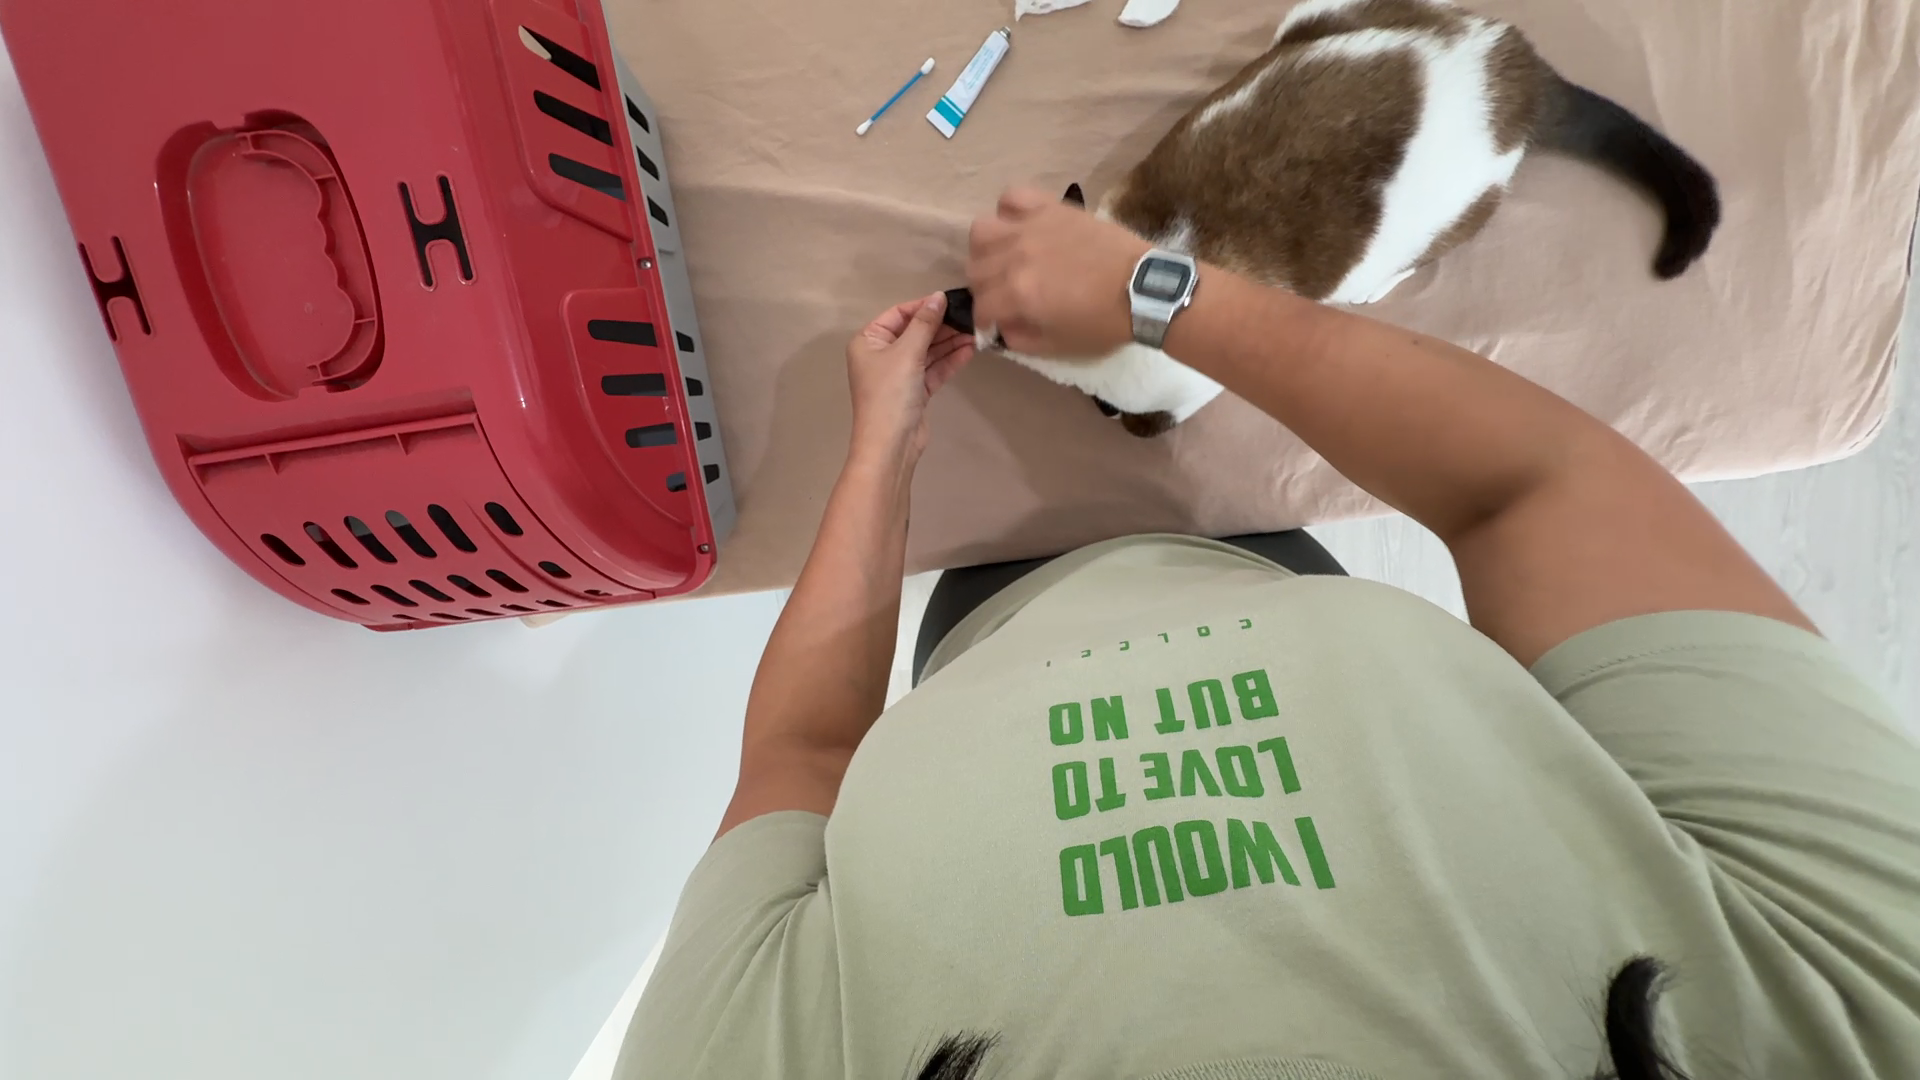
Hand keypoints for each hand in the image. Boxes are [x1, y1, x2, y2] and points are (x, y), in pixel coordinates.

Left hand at [846, 293, 975, 460]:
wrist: (891, 444)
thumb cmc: (890, 393)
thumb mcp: (906, 352)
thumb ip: (924, 324)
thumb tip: (939, 297)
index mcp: (869, 341)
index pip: (898, 314)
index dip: (924, 306)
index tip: (950, 300)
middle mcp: (881, 355)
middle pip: (915, 332)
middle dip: (941, 326)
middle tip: (968, 317)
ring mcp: (899, 374)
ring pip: (927, 352)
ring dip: (949, 343)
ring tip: (974, 332)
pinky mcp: (915, 391)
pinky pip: (933, 370)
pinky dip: (949, 361)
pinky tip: (969, 350)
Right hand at [967, 186, 1151, 358]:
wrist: (1143, 289)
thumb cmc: (1102, 324)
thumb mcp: (1057, 347)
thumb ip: (1020, 339)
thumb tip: (1001, 328)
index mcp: (1018, 294)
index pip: (980, 308)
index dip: (985, 322)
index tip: (996, 326)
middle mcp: (1016, 256)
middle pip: (975, 269)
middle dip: (984, 289)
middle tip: (1003, 296)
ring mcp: (1032, 227)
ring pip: (982, 231)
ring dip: (986, 250)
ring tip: (1004, 259)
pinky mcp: (1051, 208)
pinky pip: (1013, 197)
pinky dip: (1009, 212)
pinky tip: (1021, 228)